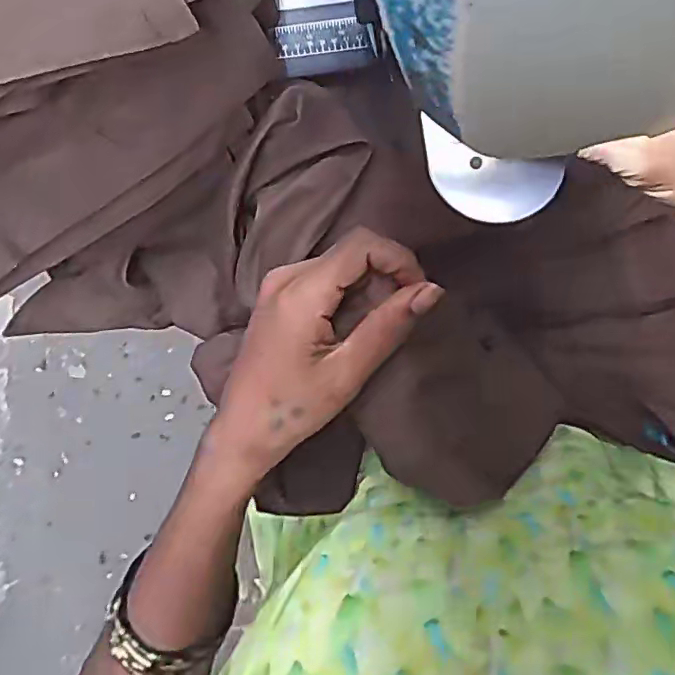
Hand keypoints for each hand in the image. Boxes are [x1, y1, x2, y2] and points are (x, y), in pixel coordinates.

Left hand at [204, 228, 444, 482]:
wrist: (242, 430)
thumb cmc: (293, 408)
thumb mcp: (347, 371)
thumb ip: (389, 324)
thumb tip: (432, 290)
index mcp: (300, 290)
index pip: (361, 243)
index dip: (399, 258)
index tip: (419, 290)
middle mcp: (286, 274)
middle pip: (351, 248)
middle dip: (388, 271)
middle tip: (404, 311)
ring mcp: (279, 281)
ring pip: (341, 260)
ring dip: (371, 282)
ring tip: (380, 322)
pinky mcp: (278, 293)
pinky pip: (325, 274)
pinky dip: (351, 289)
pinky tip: (355, 322)